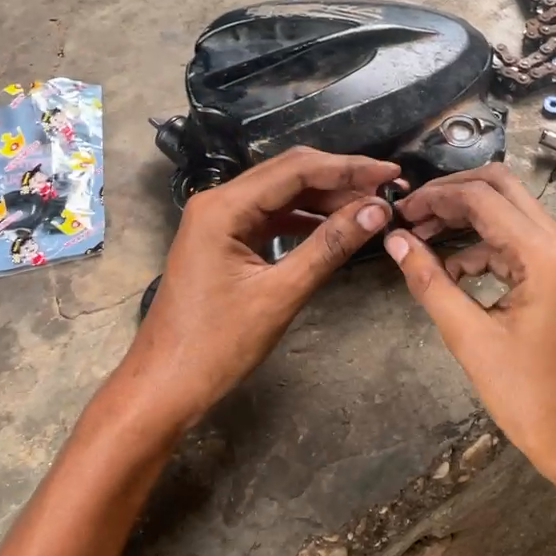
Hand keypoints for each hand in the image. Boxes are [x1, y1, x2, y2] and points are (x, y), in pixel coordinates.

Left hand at [124, 147, 400, 430]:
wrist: (164, 386)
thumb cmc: (217, 345)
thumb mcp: (280, 295)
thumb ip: (329, 247)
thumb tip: (376, 211)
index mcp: (224, 207)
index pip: (297, 169)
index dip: (349, 169)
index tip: (391, 174)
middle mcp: (218, 201)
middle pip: (289, 173)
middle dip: (341, 178)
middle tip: (388, 189)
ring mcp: (219, 220)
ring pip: (282, 194)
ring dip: (326, 198)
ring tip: (371, 208)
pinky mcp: (224, 240)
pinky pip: (271, 217)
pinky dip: (305, 219)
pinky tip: (336, 226)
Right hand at [381, 164, 555, 484]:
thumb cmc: (533, 397)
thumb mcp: (471, 339)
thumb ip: (431, 283)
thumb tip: (396, 240)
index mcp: (543, 254)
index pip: (482, 197)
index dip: (435, 197)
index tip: (398, 212)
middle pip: (500, 188)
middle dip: (452, 194)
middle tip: (412, 214)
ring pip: (508, 211)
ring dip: (465, 218)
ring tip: (421, 239)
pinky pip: (515, 243)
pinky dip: (481, 247)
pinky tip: (451, 274)